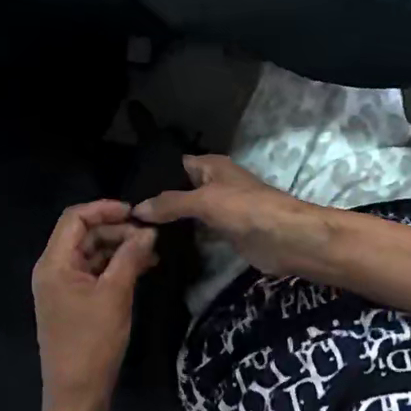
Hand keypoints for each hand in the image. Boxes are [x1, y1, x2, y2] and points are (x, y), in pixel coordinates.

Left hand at [31, 200, 158, 410]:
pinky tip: (141, 268)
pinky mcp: (73, 302)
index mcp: (54, 263)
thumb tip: (148, 231)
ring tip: (151, 252)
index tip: (135, 213)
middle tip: (149, 237)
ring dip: (119, 248)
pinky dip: (115, 267)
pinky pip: (93, 272)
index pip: (75, 218)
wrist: (76, 397)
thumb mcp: (115, 295)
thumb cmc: (93, 343)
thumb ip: (130, 257)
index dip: (104, 209)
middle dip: (116, 230)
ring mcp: (62, 287)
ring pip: (91, 253)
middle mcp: (53, 269)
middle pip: (83, 234)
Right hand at [133, 155, 333, 276]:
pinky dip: (182, 236)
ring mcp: (219, 208)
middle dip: (157, 202)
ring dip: (168, 221)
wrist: (286, 239)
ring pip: (186, 212)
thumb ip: (170, 204)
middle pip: (178, 190)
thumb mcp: (204, 201)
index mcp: (210, 166)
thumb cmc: (246, 209)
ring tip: (134, 232)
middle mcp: (213, 183)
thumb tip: (136, 208)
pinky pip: (197, 231)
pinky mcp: (224, 232)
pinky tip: (159, 244)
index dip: (152, 177)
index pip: (173, 166)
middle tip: (125, 217)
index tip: (126, 193)